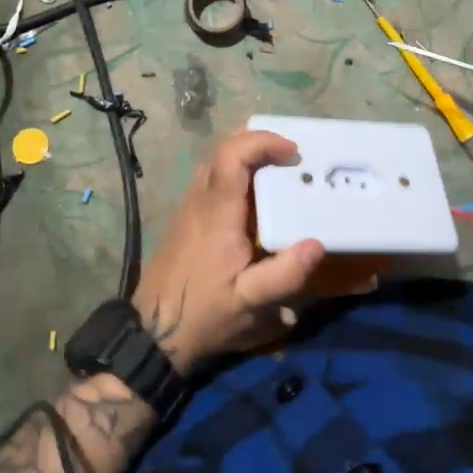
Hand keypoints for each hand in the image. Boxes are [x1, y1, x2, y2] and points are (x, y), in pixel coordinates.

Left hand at [130, 130, 324, 375]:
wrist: (155, 332)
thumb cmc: (203, 315)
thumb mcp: (250, 305)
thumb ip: (284, 275)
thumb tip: (317, 243)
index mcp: (216, 212)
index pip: (232, 155)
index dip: (262, 141)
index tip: (292, 150)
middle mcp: (199, 200)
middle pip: (221, 149)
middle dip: (255, 140)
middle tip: (289, 153)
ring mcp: (187, 208)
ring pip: (213, 163)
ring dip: (243, 155)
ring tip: (277, 169)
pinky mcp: (184, 220)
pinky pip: (209, 179)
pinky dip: (233, 172)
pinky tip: (253, 197)